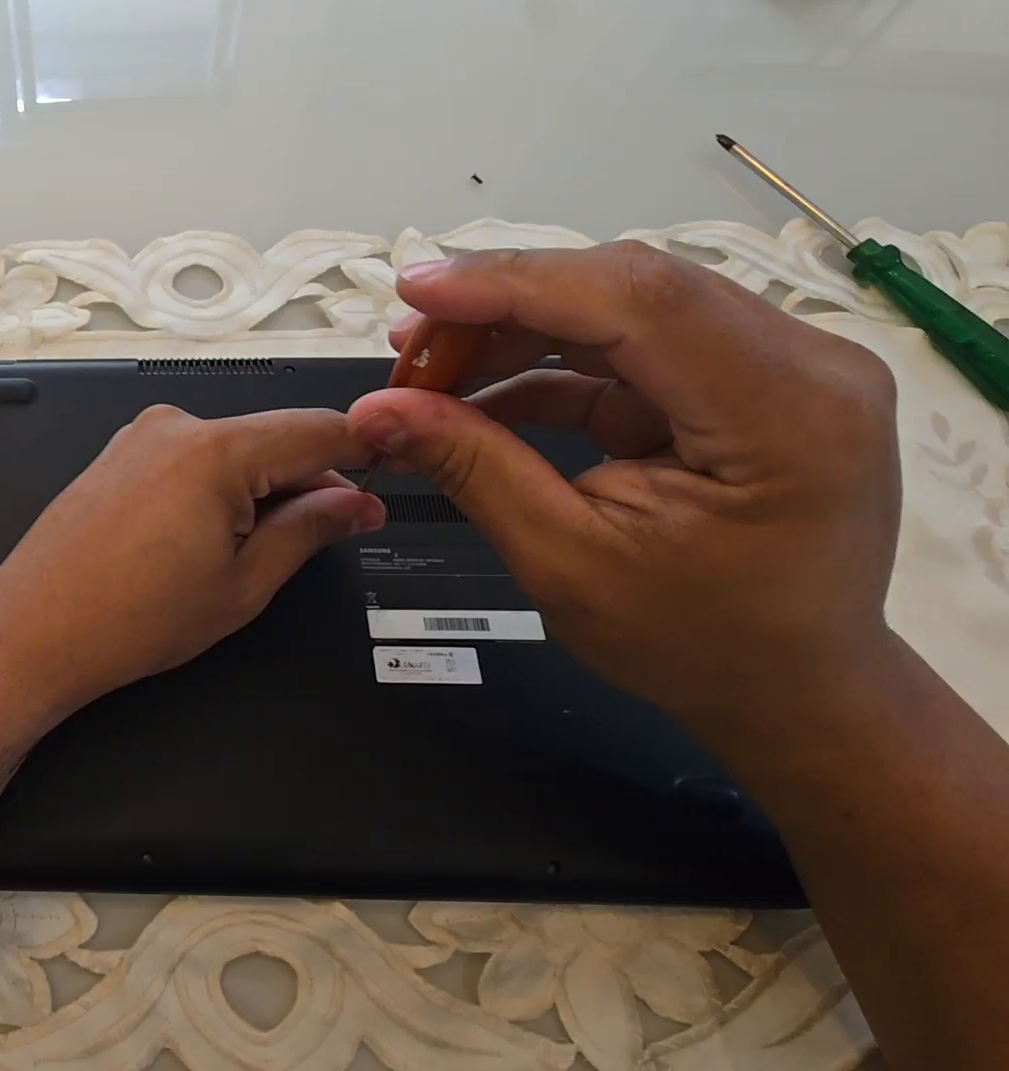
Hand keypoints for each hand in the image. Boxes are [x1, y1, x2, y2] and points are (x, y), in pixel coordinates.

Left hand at [0, 405, 380, 720]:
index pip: (317, 430)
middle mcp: (171, 429)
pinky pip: (187, 461)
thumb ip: (308, 531)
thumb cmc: (123, 619)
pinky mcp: (115, 460)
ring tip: (253, 552)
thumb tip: (352, 503)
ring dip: (259, 489)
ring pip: (229, 452)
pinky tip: (208, 539)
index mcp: (213, 451)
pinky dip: (215, 489)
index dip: (363, 453)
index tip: (386, 473)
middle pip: (272, 439)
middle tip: (330, 532)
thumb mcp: (242, 585)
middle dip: (308, 482)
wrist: (32, 634)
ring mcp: (136, 441)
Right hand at [348, 242, 901, 729]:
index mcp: (783, 411)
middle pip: (623, 291)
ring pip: (613, 311)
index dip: (514, 283)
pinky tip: (470, 398)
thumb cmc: (689, 641)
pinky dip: (536, 369)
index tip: (414, 289)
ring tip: (423, 375)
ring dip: (510, 335)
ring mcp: (767, 367)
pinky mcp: (727, 385)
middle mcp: (798, 362)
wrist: (783, 684)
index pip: (636, 302)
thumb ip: (472, 468)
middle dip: (498, 309)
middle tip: (405, 351)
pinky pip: (617, 352)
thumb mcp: (562, 560)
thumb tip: (376, 410)